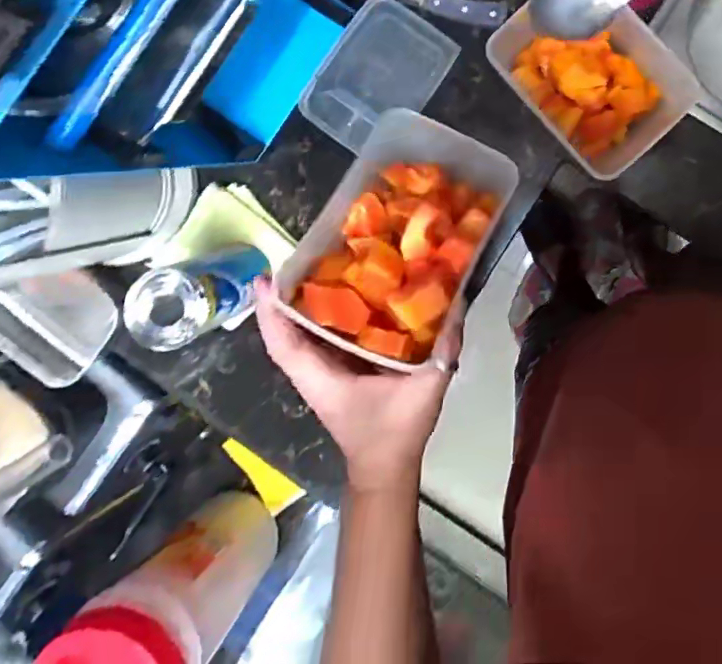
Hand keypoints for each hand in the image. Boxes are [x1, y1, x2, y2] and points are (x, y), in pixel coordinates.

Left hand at [253, 277, 458, 494]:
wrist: (387, 468)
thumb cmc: (395, 432)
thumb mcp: (425, 390)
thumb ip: (443, 351)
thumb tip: (457, 304)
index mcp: (323, 379)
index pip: (284, 345)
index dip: (270, 313)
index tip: (265, 279)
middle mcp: (315, 373)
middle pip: (288, 331)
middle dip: (286, 294)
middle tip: (301, 253)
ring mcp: (323, 373)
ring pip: (303, 332)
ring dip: (303, 301)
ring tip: (320, 262)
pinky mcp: (337, 371)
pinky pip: (323, 336)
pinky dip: (325, 313)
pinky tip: (346, 290)